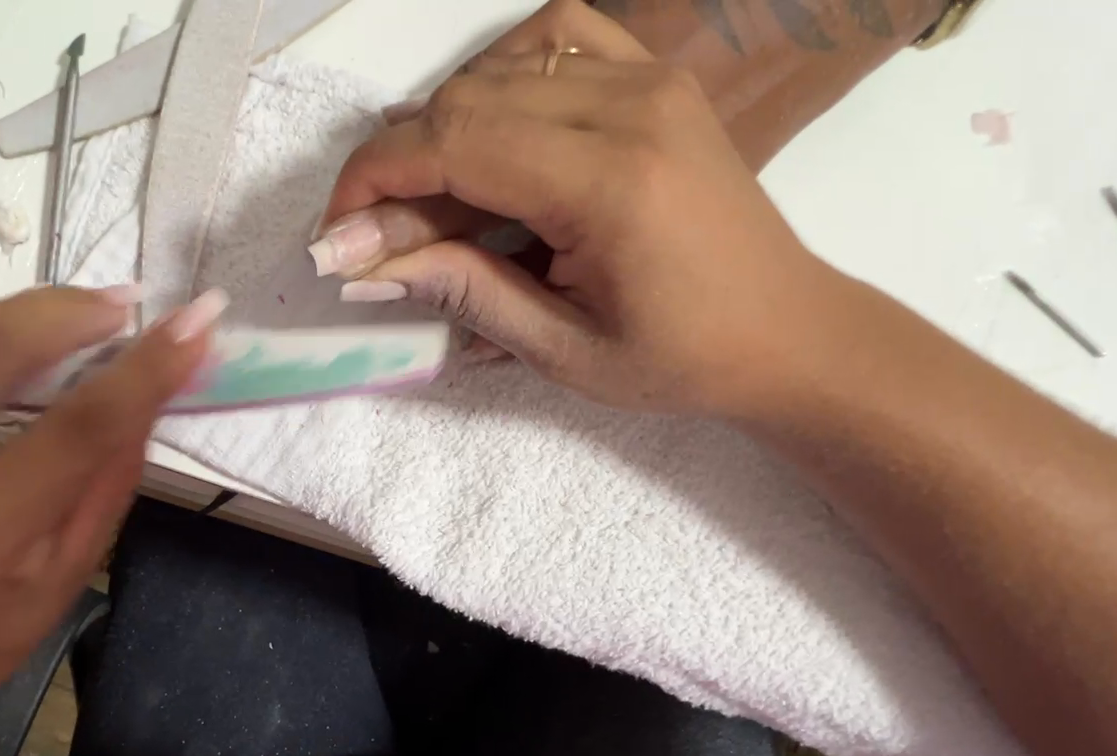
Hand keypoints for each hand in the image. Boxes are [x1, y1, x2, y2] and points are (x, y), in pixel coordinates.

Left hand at [0, 287, 224, 755]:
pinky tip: (8, 356)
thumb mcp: (72, 570)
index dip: (137, 372)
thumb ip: (111, 472)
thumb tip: (158, 378)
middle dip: (60, 313)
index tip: (193, 324)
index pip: (68, 434)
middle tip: (124, 303)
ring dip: (14, 320)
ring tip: (80, 320)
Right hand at [315, 35, 844, 415]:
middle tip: (377, 239)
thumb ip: (461, 290)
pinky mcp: (657, 76)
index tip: (335, 235)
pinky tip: (487, 130)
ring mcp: (650, 78)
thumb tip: (362, 263)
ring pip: (499, 63)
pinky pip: (557, 35)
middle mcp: (630, 104)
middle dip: (396, 166)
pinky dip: (499, 75)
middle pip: (465, 100)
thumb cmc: (673, 360)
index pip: (453, 142)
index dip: (374, 181)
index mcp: (608, 181)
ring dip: (440, 126)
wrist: (782, 331)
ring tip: (429, 196)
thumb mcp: (558, 349)